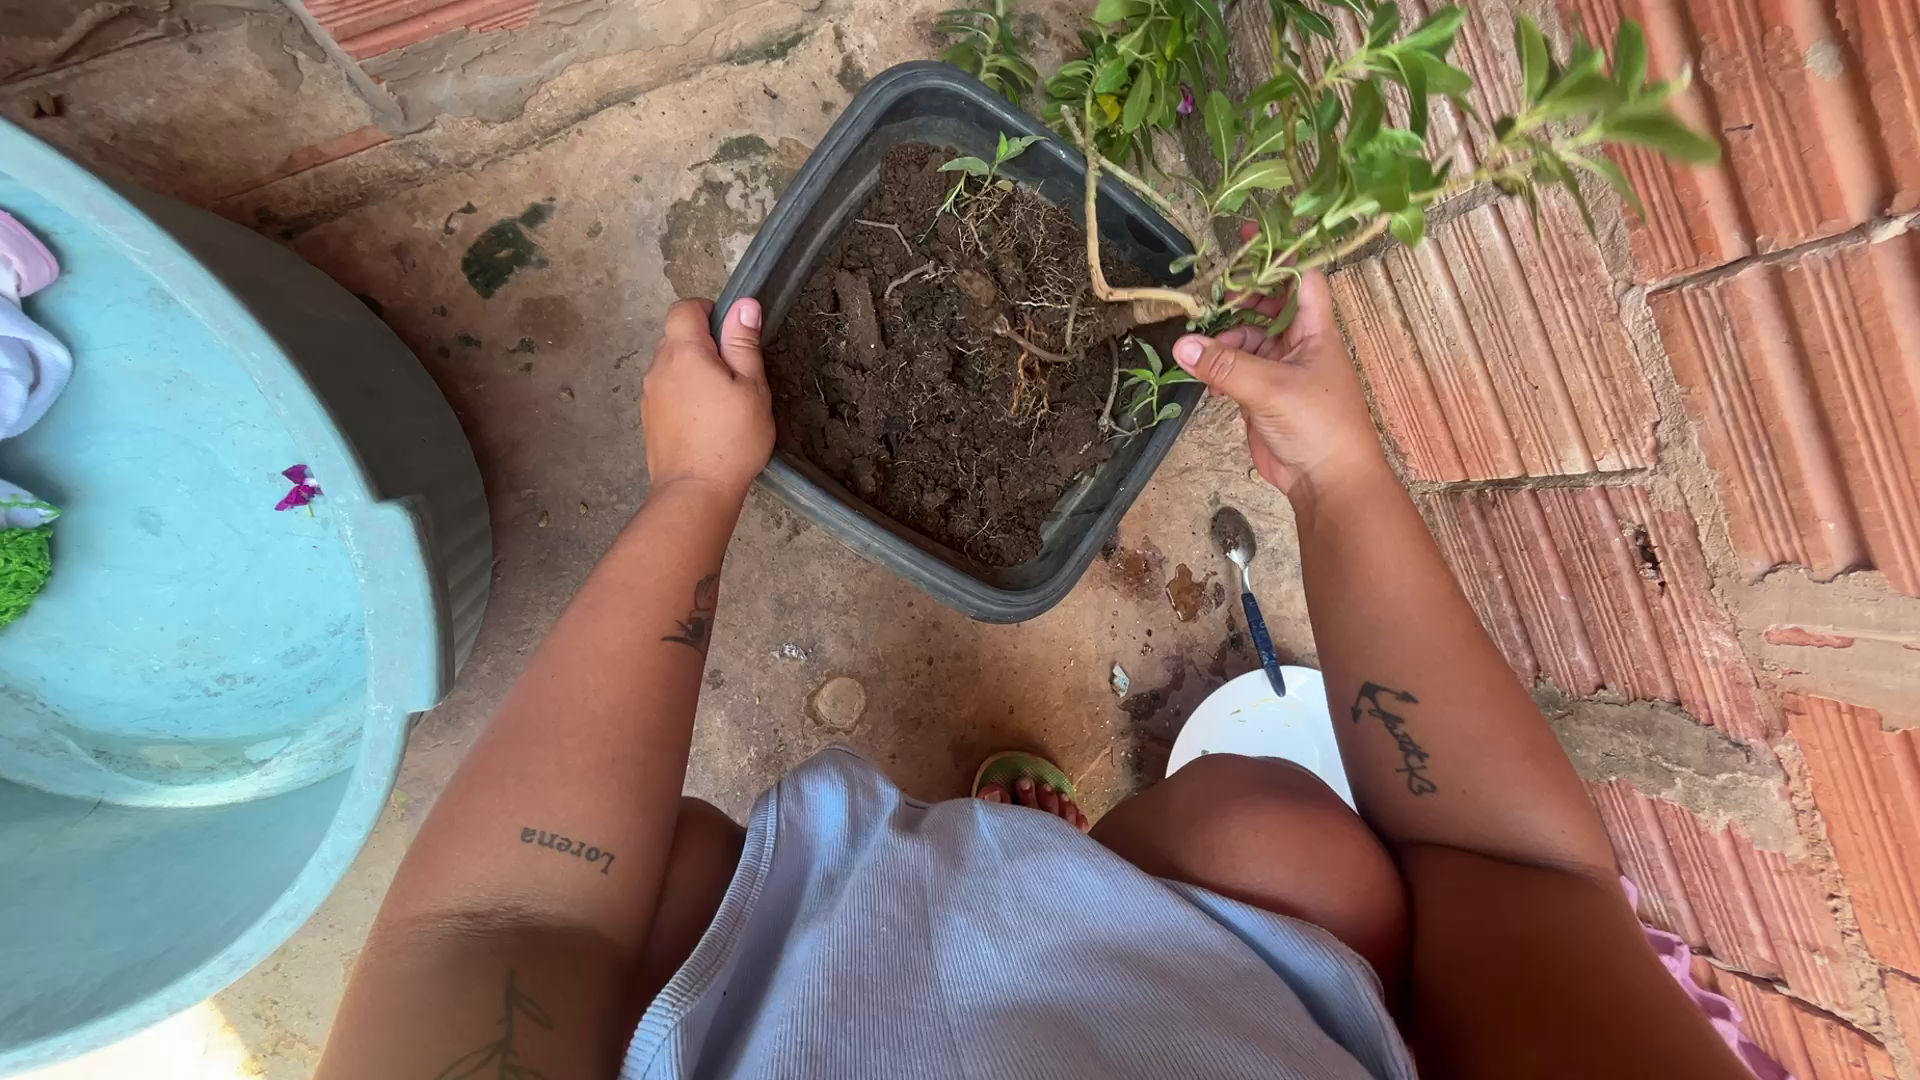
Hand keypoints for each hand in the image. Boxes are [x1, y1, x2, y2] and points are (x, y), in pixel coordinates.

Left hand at [641, 297, 774, 498]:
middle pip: (677, 337)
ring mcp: (650, 395)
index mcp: (685, 352)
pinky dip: (686, 396)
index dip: (710, 312)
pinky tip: (708, 422)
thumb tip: (744, 305)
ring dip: (695, 372)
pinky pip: (668, 393)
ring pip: (672, 367)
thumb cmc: (731, 440)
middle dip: (705, 345)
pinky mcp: (650, 419)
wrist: (696, 491)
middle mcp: (659, 368)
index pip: (686, 308)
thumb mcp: (752, 388)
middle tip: (737, 373)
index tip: (733, 333)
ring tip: (724, 402)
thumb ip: (744, 343)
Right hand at [1170, 271, 1388, 503]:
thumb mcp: (1270, 389)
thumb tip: (1180, 344)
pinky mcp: (1262, 396)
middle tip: (1207, 294)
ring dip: (1222, 339)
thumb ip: (1225, 365)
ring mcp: (1279, 371)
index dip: (1277, 257)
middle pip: (1267, 307)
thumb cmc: (1318, 425)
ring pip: (1246, 340)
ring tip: (1197, 346)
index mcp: (1315, 331)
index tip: (1246, 240)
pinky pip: (1235, 371)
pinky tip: (1200, 374)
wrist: (1326, 479)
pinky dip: (1217, 368)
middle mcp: (1298, 345)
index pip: (1301, 279)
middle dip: (1239, 299)